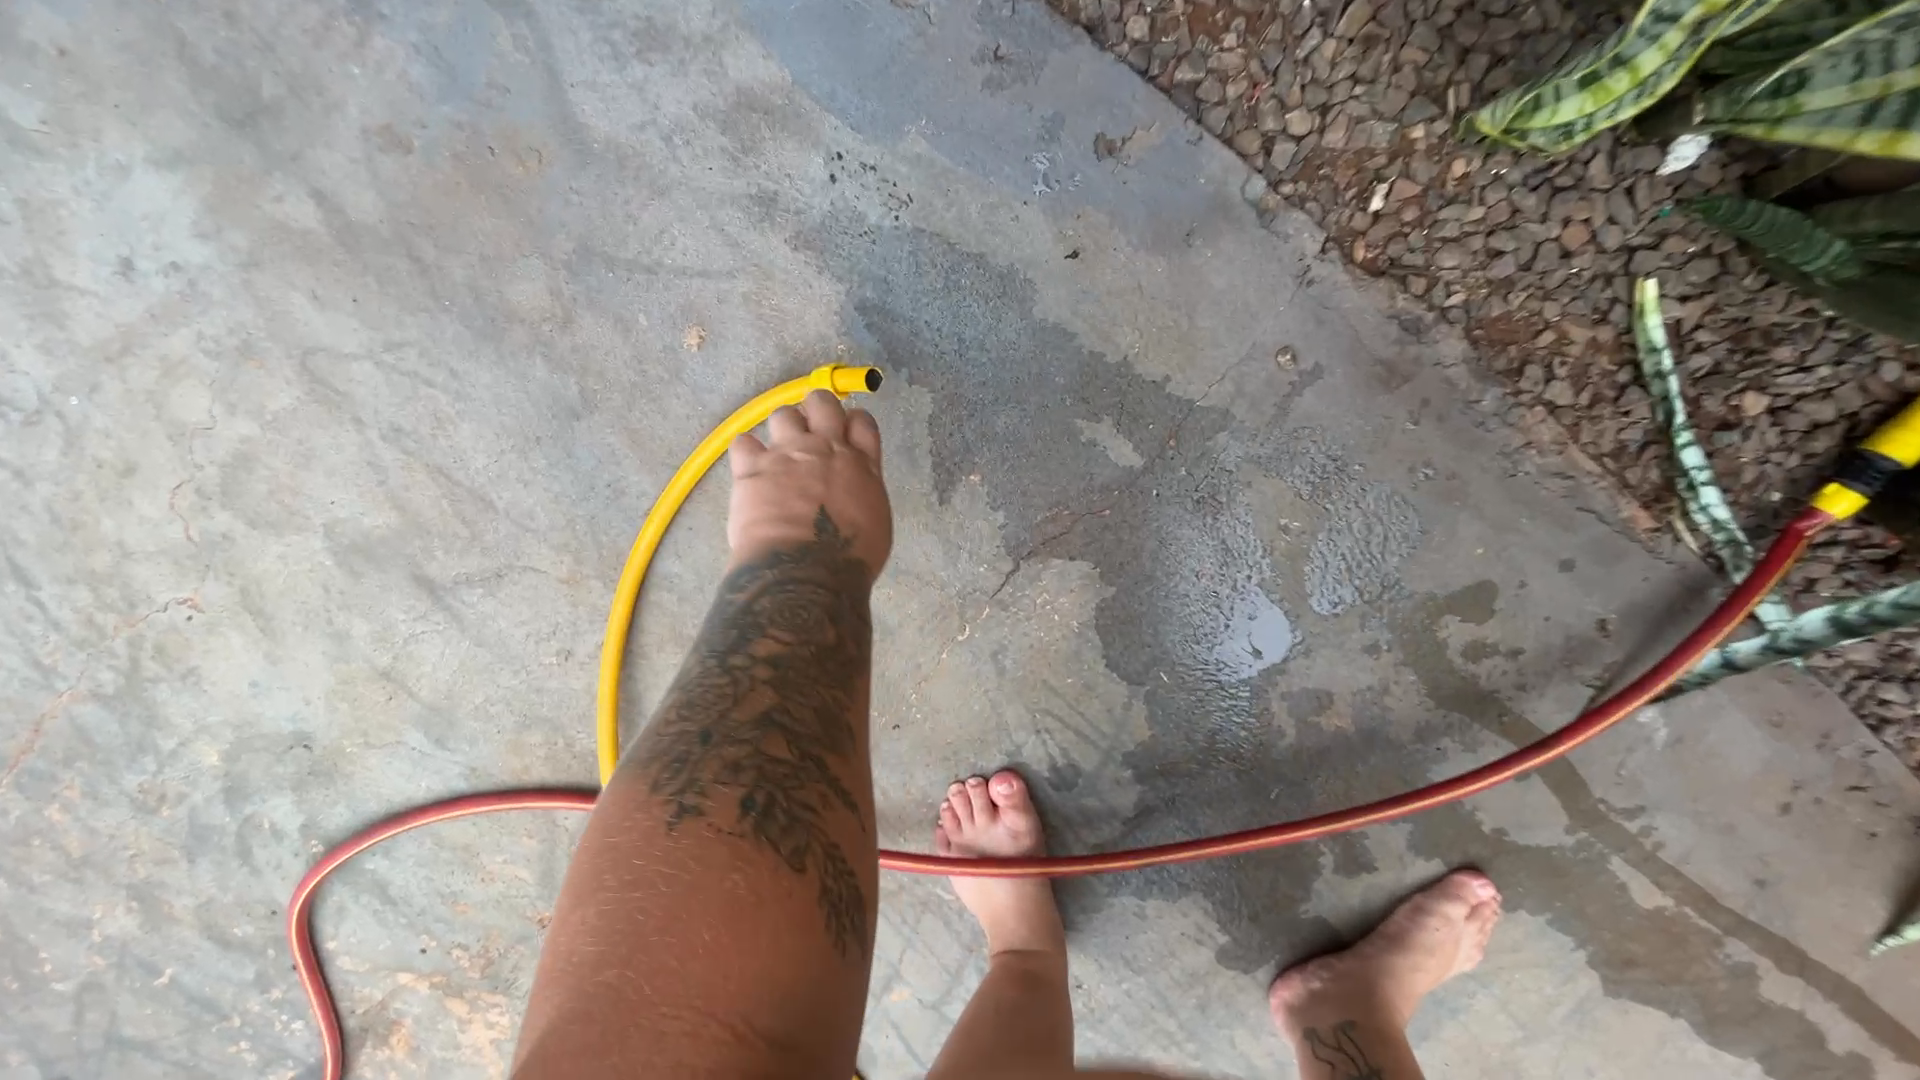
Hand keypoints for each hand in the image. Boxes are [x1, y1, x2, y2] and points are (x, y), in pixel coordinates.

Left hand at [727, 389, 891, 581]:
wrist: (806, 572)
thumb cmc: (848, 560)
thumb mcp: (876, 524)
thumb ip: (864, 493)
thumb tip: (853, 492)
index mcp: (862, 465)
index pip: (861, 422)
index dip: (850, 423)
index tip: (843, 434)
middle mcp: (826, 449)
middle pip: (822, 403)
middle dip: (815, 409)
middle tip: (809, 432)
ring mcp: (787, 454)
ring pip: (783, 414)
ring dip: (782, 429)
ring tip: (779, 453)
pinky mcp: (752, 467)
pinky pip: (744, 441)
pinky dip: (746, 452)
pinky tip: (750, 470)